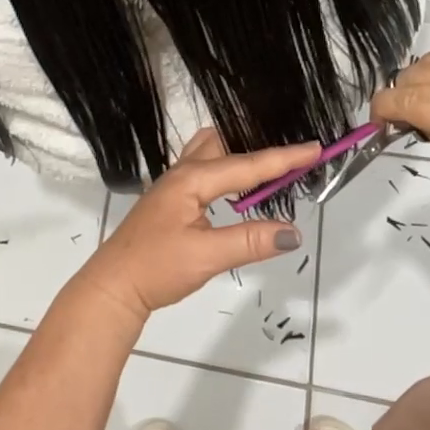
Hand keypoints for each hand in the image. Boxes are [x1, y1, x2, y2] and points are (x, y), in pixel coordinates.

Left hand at [73, 129, 318, 323]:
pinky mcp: (170, 201)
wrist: (114, 285)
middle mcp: (182, 173)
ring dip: (238, 154)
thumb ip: (250, 241)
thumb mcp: (207, 256)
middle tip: (291, 154)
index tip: (315, 147)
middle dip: (257, 144)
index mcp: (192, 179)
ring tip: (267, 165)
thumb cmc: (157, 267)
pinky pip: (204, 169)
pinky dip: (226, 168)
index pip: (247, 165)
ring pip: (209, 153)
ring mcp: (173, 186)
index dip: (283, 158)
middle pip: (224, 144)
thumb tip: (292, 231)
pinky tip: (235, 187)